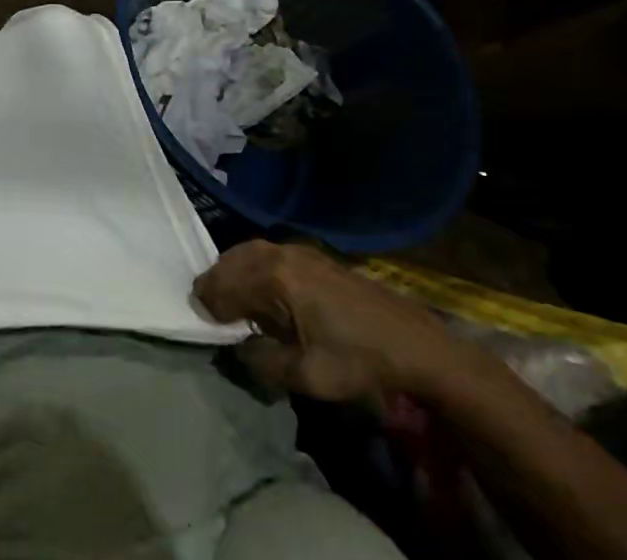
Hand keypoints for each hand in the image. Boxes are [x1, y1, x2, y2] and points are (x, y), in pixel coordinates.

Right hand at [194, 242, 470, 403]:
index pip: (221, 286)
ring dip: (232, 274)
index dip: (209, 308)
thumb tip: (239, 345)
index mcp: (274, 278)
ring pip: (246, 253)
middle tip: (212, 312)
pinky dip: (252, 267)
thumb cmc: (359, 362)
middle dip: (216, 286)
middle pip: (229, 262)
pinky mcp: (314, 254)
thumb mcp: (305, 376)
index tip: (209, 327)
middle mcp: (280, 254)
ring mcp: (299, 250)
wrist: (418, 347)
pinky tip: (261, 291)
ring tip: (232, 301)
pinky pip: (267, 253)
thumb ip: (260, 360)